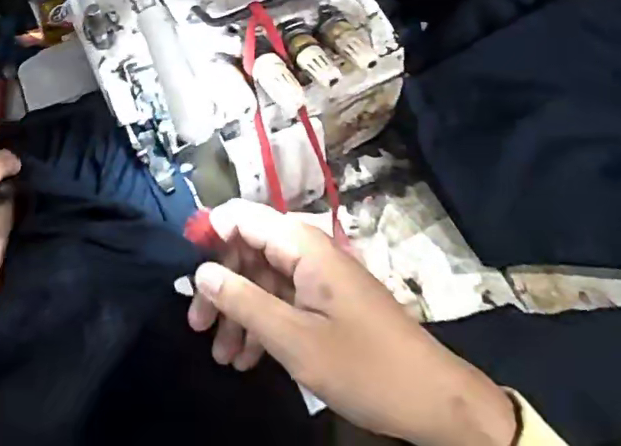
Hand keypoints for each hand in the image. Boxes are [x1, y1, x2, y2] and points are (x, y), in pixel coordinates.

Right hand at [187, 200, 517, 445]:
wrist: (437, 403)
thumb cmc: (364, 366)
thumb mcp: (294, 340)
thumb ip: (243, 301)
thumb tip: (200, 271)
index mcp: (302, 244)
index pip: (241, 216)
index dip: (208, 234)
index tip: (183, 268)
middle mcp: (307, 250)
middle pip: (247, 250)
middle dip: (219, 285)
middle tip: (197, 324)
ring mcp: (317, 276)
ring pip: (260, 278)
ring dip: (237, 312)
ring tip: (220, 353)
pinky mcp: (325, 301)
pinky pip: (281, 299)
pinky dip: (261, 324)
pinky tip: (245, 359)